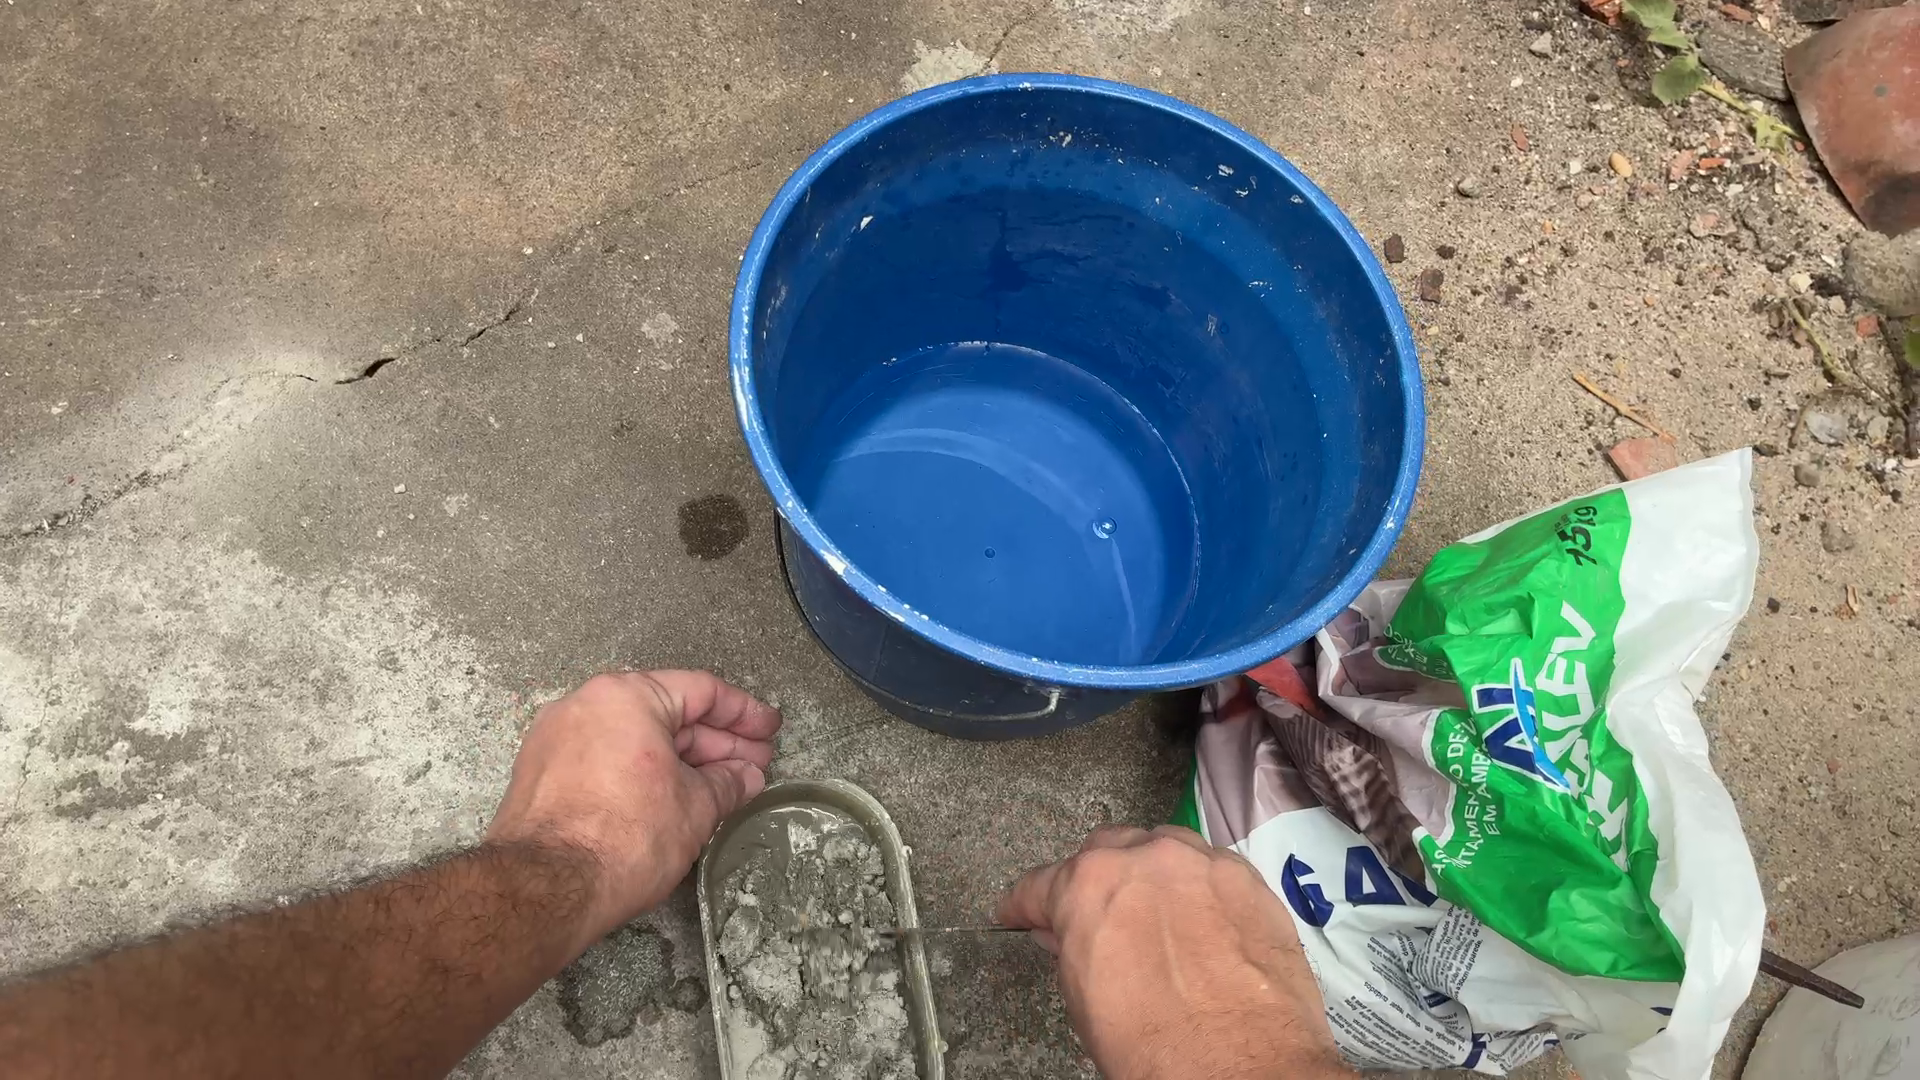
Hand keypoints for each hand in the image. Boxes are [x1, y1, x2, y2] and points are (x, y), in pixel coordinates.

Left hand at [486, 670, 780, 950]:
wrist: (541, 894)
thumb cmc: (623, 837)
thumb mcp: (697, 806)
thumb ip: (729, 782)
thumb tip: (746, 777)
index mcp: (627, 696)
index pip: (702, 692)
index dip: (745, 713)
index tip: (770, 729)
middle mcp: (588, 706)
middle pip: (669, 714)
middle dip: (717, 743)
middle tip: (755, 763)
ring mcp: (559, 740)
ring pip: (639, 739)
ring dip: (685, 760)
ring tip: (725, 785)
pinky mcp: (543, 776)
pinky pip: (610, 759)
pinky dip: (647, 772)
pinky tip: (678, 796)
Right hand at [998, 825, 1352, 1079]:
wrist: (1245, 1070)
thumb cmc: (1153, 1047)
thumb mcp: (1087, 1005)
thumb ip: (1070, 951)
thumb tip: (1060, 933)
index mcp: (1087, 886)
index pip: (1039, 884)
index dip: (1024, 904)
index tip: (1017, 912)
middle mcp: (1138, 856)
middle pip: (1104, 849)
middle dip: (1096, 879)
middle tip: (1101, 917)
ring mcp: (1195, 859)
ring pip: (1159, 846)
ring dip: (1150, 872)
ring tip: (1159, 913)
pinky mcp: (1242, 874)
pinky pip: (1208, 866)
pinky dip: (1198, 887)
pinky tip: (1206, 921)